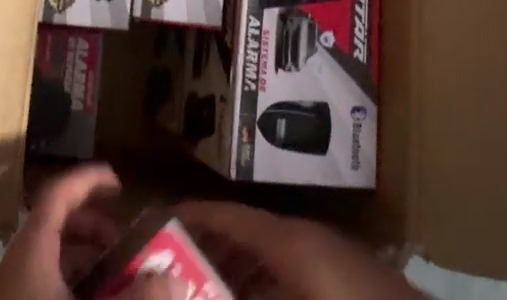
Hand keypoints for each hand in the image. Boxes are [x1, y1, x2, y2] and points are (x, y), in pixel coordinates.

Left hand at [0, 165, 183, 299]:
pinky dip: (73, 287)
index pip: (56, 195)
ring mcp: (11, 297)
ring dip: (86, 262)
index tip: (120, 184)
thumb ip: (139, 298)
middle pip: (53, 227)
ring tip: (119, 280)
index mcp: (30, 254)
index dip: (87, 181)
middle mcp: (15, 269)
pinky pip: (44, 289)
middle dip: (93, 228)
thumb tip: (172, 279)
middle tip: (126, 242)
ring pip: (49, 261)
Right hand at [175, 201, 420, 299]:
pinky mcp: (353, 281)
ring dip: (237, 270)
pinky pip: (295, 271)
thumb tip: (187, 283)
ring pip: (271, 254)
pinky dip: (266, 282)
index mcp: (292, 241)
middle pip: (247, 232)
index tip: (153, 223)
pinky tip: (255, 297)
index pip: (228, 214)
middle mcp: (310, 238)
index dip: (190, 217)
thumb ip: (238, 289)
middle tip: (172, 264)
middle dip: (209, 248)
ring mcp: (335, 257)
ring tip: (206, 284)